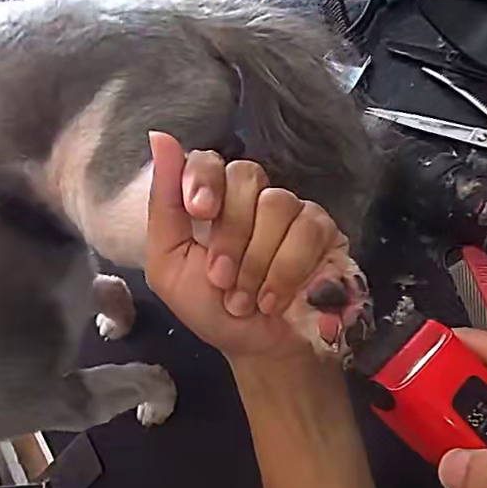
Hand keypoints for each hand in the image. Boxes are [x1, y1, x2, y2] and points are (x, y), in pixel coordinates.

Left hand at [143, 133, 346, 363]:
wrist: (258, 349)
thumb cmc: (213, 312)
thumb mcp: (170, 267)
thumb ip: (164, 207)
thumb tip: (161, 138)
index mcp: (215, 202)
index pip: (212, 161)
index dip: (205, 179)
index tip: (200, 212)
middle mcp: (255, 201)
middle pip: (248, 177)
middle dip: (232, 235)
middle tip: (222, 280)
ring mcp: (293, 214)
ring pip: (279, 205)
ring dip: (259, 260)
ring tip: (249, 299)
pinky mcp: (326, 234)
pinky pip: (311, 229)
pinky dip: (289, 268)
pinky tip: (276, 297)